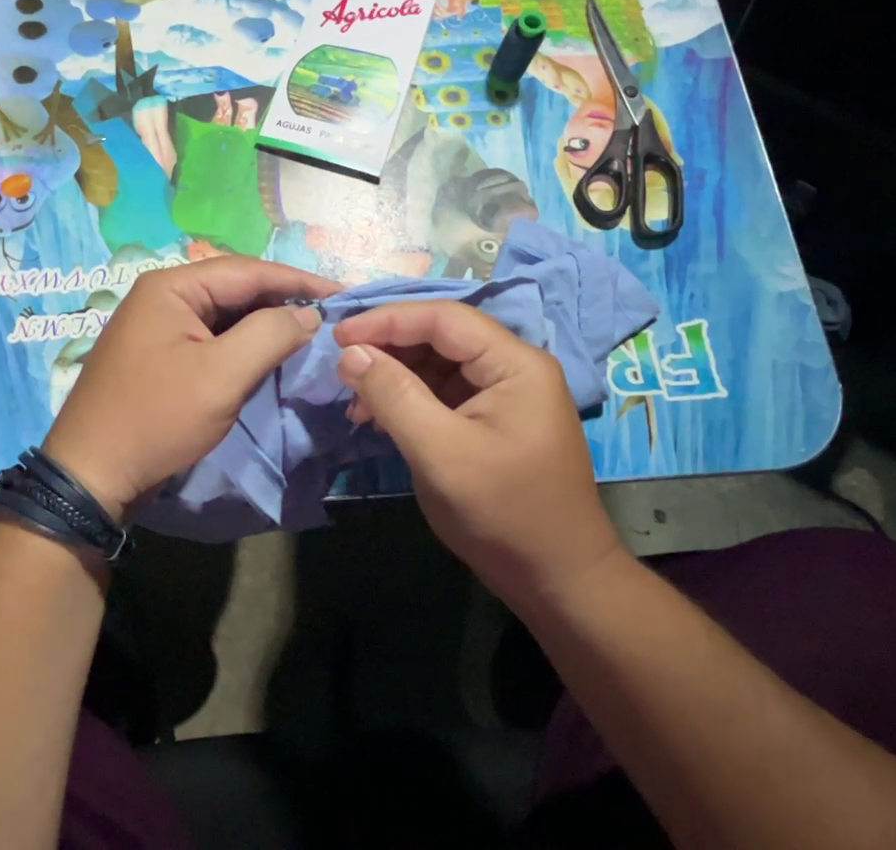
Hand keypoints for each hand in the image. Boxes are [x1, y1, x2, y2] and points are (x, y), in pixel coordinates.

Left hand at [44, 257, 340, 519]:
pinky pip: (210, 339)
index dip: (298, 281)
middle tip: (331, 316)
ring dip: (264, 324)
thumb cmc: (157, 418)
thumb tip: (307, 314)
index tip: (343, 294)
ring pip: (224, 315)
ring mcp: (158, 327)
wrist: (93, 475)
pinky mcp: (161, 357)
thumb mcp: (221, 375)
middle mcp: (162, 297)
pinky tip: (269, 355)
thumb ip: (269, 335)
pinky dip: (242, 345)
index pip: (247, 270)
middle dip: (282, 301)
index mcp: (171, 287)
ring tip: (309, 334)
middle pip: (235, 288)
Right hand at [332, 300, 624, 603]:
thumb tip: (351, 352)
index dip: (387, 320)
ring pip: (440, 366)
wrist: (558, 578)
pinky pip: (446, 395)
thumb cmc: (503, 512)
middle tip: (342, 370)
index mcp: (516, 364)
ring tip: (356, 404)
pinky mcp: (495, 423)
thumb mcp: (440, 452)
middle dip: (389, 349)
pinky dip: (410, 401)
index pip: (444, 318)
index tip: (338, 336)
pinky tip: (380, 420)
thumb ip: (394, 395)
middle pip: (442, 337)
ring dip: (395, 377)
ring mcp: (507, 397)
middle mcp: (515, 369)